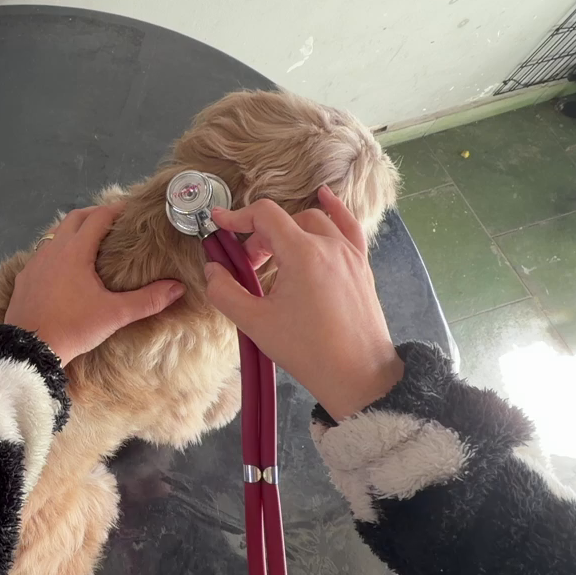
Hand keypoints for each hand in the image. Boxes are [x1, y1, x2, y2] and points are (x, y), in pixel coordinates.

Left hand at [4, 203, 185, 365]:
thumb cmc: (73, 327)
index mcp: (75, 251)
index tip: (131, 210)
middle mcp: (53, 249)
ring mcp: (35, 262)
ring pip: (55, 233)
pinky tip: (64, 266)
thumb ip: (147, 300)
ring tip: (91, 241)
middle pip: (74, 218)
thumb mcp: (114, 315)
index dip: (116, 210)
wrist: (29, 348)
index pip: (98, 217)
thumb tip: (177, 288)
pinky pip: (42, 253)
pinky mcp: (25, 277)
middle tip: (113, 222)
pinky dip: (57, 249)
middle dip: (94, 214)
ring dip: (73, 230)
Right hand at [203, 185, 403, 417]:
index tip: (218, 224)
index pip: (264, 215)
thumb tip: (213, 269)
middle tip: (247, 266)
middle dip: (259, 235)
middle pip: (285, 220)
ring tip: (275, 258)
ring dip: (287, 231)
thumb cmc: (307, 350)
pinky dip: (333, 210)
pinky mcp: (361, 266)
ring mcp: (350, 254)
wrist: (358, 376)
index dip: (237, 216)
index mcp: (302, 254)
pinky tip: (325, 198)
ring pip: (313, 221)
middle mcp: (329, 245)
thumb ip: (224, 291)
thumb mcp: (254, 322)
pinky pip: (348, 226)